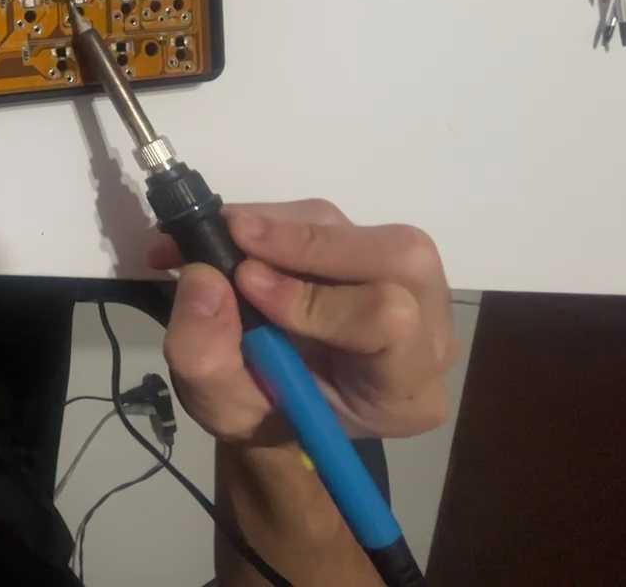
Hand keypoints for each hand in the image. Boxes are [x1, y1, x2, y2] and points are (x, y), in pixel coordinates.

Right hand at [150, 200, 456, 444]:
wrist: (268, 395)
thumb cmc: (255, 410)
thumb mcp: (216, 405)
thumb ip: (204, 354)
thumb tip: (203, 277)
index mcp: (401, 392)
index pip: (390, 325)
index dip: (316, 298)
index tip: (245, 282)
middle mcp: (422, 333)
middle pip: (396, 259)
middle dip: (307, 240)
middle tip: (232, 234)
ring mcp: (399, 283)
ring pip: (353, 228)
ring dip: (277, 225)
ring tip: (217, 241)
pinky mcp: (363, 248)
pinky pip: (322, 216)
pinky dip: (266, 219)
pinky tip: (228, 239)